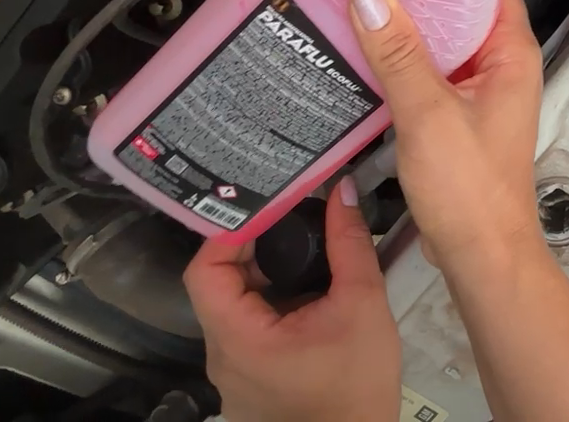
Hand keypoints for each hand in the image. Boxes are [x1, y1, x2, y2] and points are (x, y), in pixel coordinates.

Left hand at [183, 185, 401, 421]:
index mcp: (238, 337)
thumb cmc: (356, 380)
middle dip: (256, 241)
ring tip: (306, 234)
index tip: (272, 199)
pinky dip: (273, 294)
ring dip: (267, 267)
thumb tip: (343, 188)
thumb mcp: (362, 302)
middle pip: (220, 282)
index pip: (206, 269)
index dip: (232, 229)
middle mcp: (222, 354)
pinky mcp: (251, 375)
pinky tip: (309, 279)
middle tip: (295, 207)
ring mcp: (234, 369)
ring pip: (237, 302)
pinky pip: (251, 322)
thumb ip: (349, 242)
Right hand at [351, 0, 545, 273]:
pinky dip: (408, 58)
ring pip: (447, 41)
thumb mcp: (429, 113)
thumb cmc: (470, 187)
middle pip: (466, 10)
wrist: (479, 251)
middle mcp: (503, 64)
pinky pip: (435, 70)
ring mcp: (483, 88)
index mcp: (512, 54)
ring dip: (413, 25)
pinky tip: (371, 49)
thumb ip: (400, 55)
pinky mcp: (462, 111)